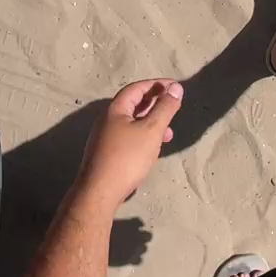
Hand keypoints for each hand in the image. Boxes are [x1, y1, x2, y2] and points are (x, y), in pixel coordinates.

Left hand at [73, 79, 181, 207]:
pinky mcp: (107, 153)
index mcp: (115, 109)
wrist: (100, 192)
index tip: (175, 87)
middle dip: (155, 104)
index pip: (137, 88)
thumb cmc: (127, 157)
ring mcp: (105, 137)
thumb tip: (176, 87)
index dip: (156, 85)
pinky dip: (144, 136)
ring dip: (152, 123)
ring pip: (133, 122)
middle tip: (173, 106)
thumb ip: (165, 108)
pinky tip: (153, 149)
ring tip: (169, 133)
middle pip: (133, 104)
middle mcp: (107, 120)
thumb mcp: (151, 130)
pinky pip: (129, 136)